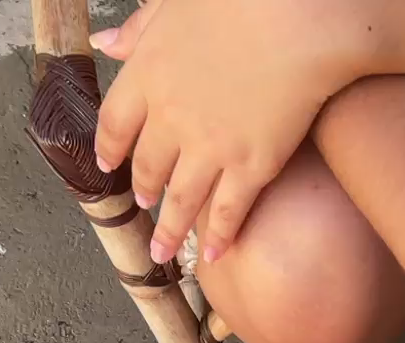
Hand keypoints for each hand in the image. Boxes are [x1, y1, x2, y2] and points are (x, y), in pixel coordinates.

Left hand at [91, 0, 373, 262]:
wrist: (297, 21)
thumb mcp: (175, 1)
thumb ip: (142, 28)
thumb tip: (107, 43)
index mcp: (149, 73)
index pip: (116, 123)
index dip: (111, 149)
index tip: (109, 166)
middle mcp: (173, 118)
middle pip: (149, 167)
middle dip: (144, 192)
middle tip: (144, 209)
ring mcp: (212, 148)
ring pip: (182, 200)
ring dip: (171, 231)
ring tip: (165, 254)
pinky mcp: (251, 167)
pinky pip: (229, 211)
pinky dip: (218, 236)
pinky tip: (214, 255)